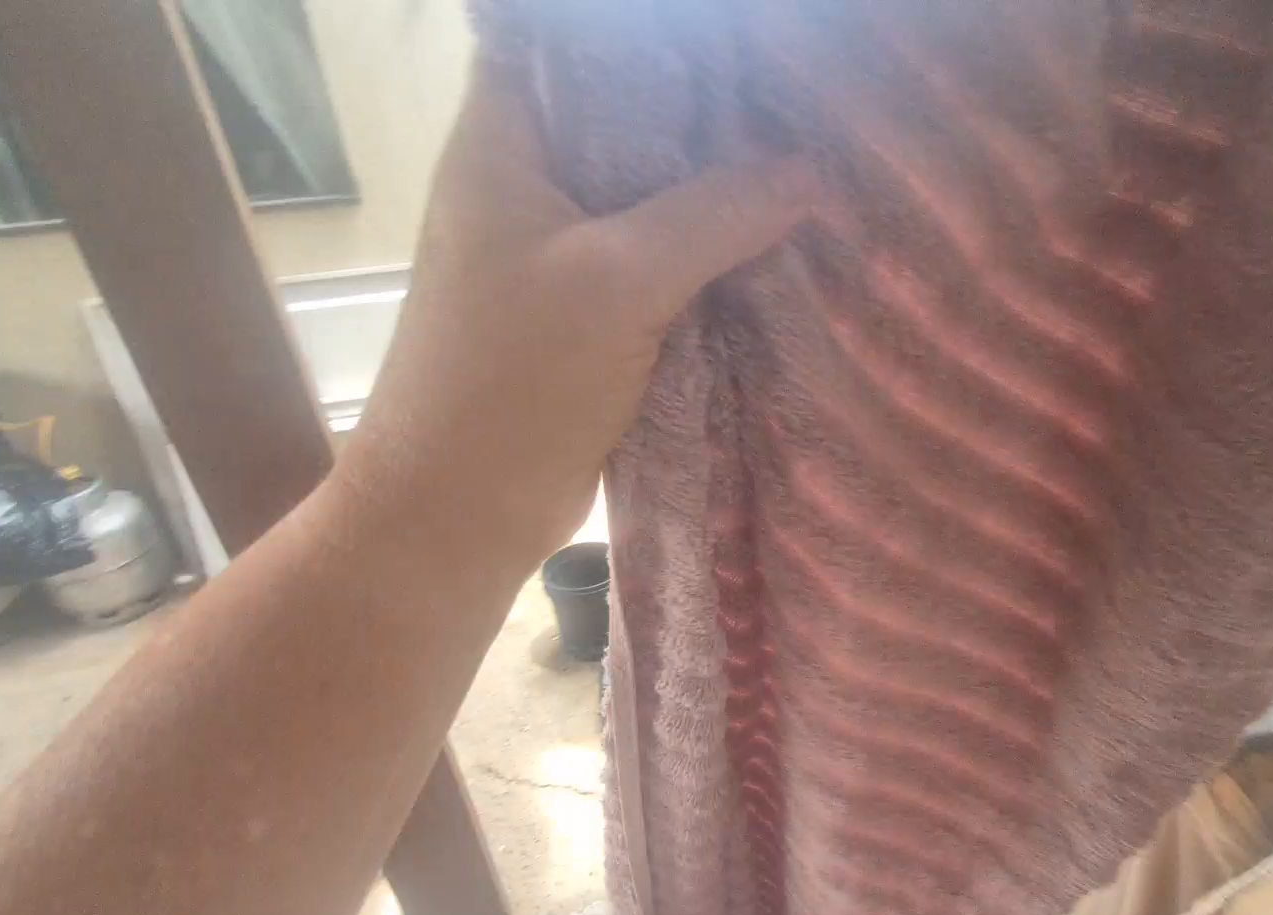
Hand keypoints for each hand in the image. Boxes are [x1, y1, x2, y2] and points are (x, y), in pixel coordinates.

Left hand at [333, 52, 816, 563]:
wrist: (464, 509)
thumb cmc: (514, 383)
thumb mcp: (617, 282)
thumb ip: (713, 216)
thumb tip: (807, 174)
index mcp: (504, 143)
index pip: (570, 44)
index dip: (653, 40)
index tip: (740, 43)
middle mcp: (530, 188)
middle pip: (625, 124)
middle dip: (708, 119)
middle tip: (796, 104)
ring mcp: (562, 257)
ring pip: (650, 201)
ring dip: (715, 196)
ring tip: (802, 164)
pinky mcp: (592, 318)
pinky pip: (659, 268)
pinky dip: (707, 261)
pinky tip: (770, 247)